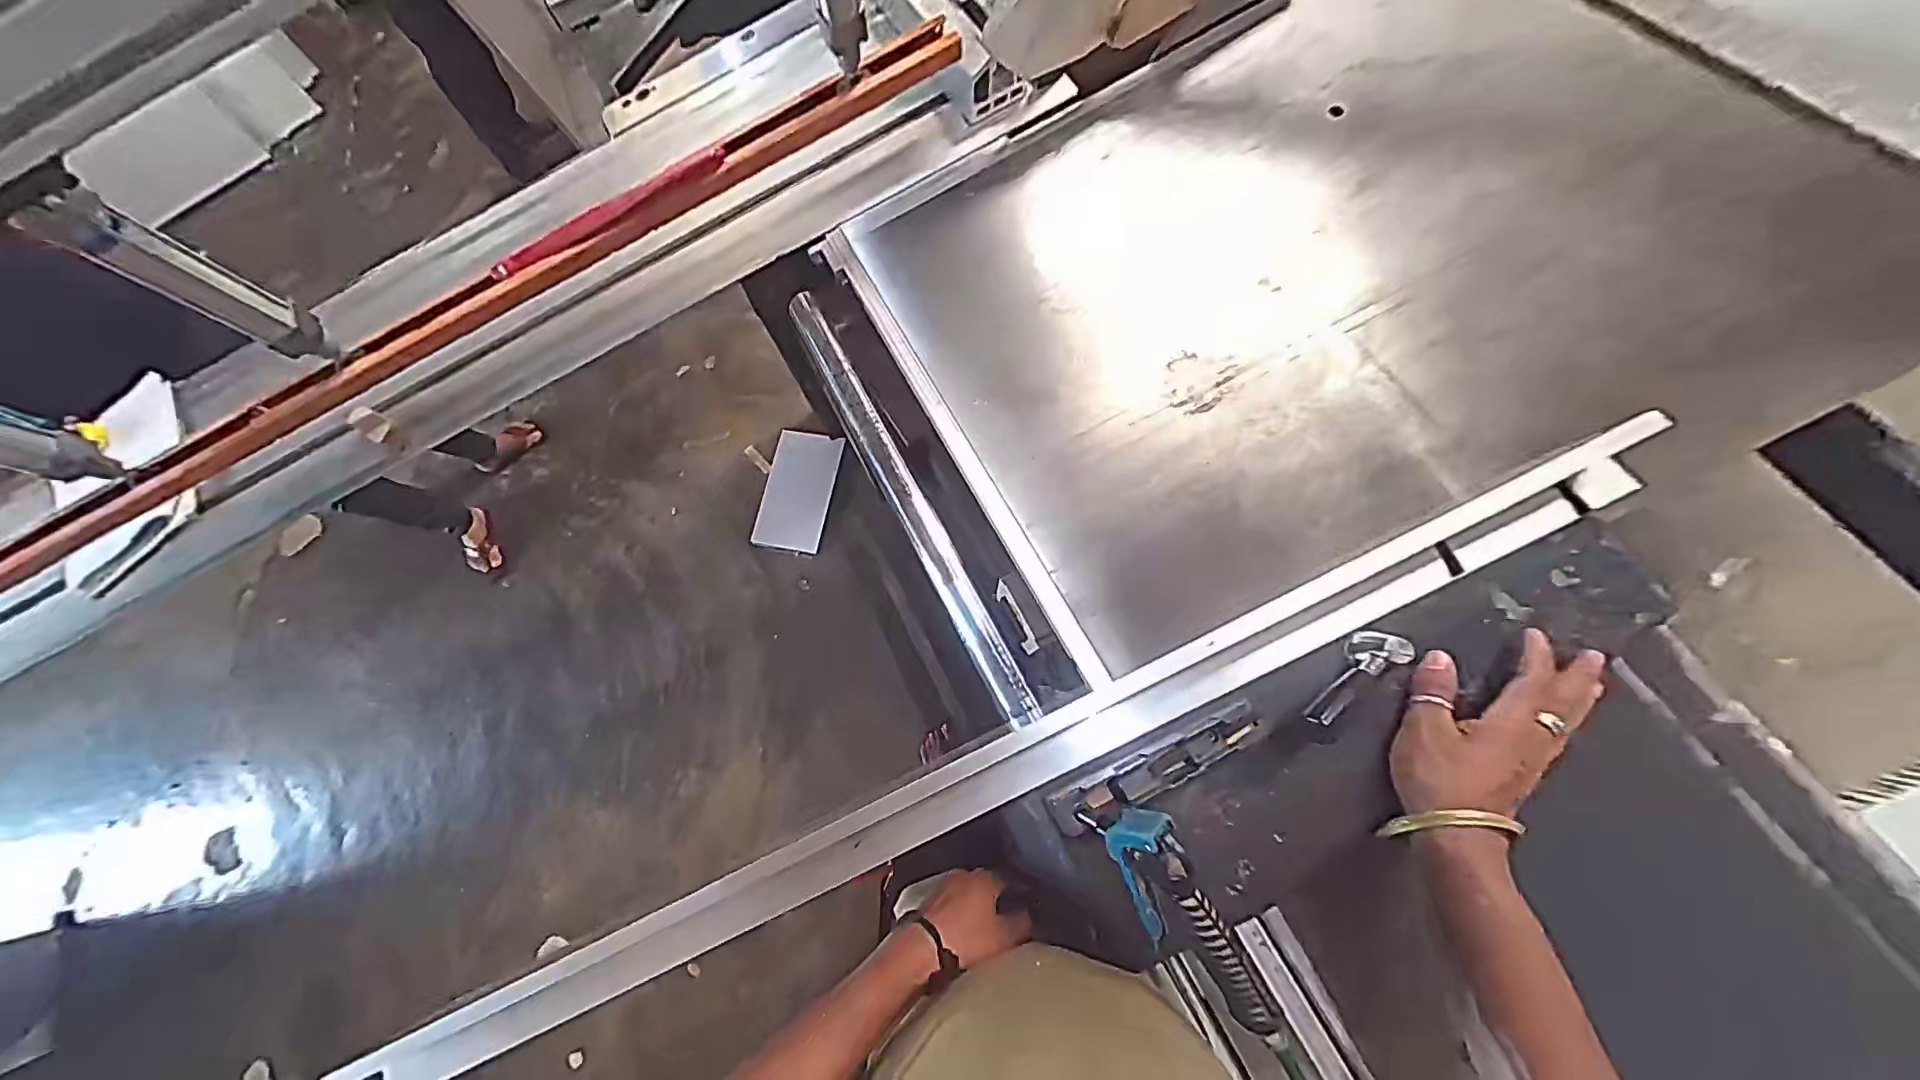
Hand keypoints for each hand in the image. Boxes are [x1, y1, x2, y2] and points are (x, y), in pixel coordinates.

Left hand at [916, 868, 1031, 968]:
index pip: (1012, 879)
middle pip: (989, 885)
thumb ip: (1022, 923)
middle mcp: (964, 875)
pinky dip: (960, 914)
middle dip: (999, 899)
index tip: (1030, 904)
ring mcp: (944, 887)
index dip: (1023, 892)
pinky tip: (964, 931)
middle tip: (1008, 918)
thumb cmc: (966, 941)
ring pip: (969, 894)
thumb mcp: (1004, 937)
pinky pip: (953, 905)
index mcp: (985, 878)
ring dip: (977, 906)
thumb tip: (1031, 915)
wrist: (921, 951)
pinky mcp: (929, 903)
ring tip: (985, 927)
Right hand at [1390, 628, 1605, 818]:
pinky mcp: (1523, 778)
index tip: (1538, 636)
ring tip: (1589, 690)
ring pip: (1565, 725)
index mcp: (1511, 724)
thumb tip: (1439, 659)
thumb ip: (1432, 692)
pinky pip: (1554, 741)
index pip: (1533, 681)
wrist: (1456, 835)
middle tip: (1596, 660)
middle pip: (1563, 704)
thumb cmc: (1441, 783)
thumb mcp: (1424, 729)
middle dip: (1578, 680)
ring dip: (1577, 703)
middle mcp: (1531, 741)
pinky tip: (1556, 731)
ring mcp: (1531, 763)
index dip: (1537, 656)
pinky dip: (1562, 725)